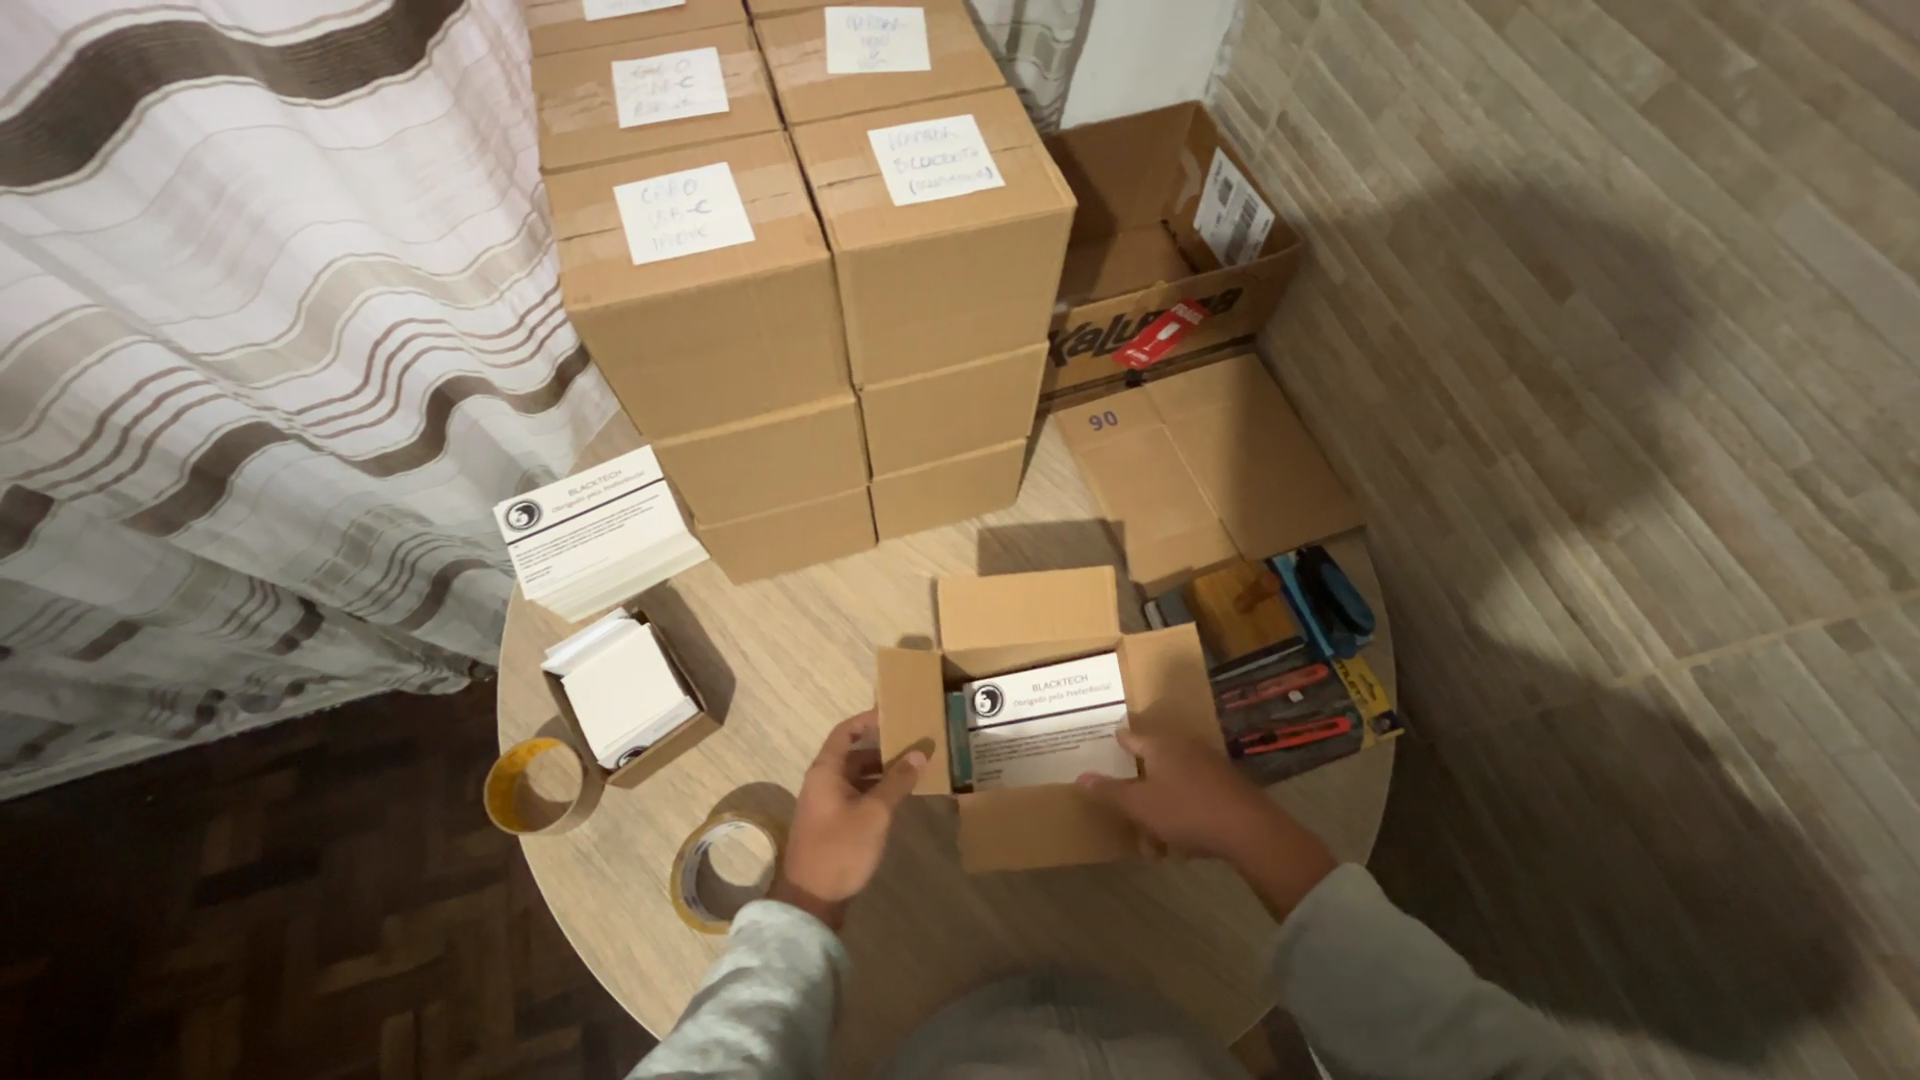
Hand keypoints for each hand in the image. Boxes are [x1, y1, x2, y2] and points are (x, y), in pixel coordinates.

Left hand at [768, 711, 926, 930]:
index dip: (867, 720)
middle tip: (912, 744)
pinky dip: (874, 790)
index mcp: (825, 771)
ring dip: (880, 771)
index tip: (893, 714)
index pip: (845, 732)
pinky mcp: (831, 823)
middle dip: (882, 748)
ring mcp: (825, 804)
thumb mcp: (875, 812)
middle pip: (852, 754)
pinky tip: (897, 797)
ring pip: (855, 776)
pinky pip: (854, 795)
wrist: (811, 898)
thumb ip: (897, 781)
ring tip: (911, 769)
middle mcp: (821, 782)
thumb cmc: (841, 848)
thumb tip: (919, 752)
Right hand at [1078, 730, 1335, 920]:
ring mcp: (1209, 767)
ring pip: (1172, 787)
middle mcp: (1184, 748)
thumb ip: (1109, 792)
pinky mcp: (1226, 788)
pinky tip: (1180, 846)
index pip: (1130, 737)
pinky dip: (1180, 817)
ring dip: (1158, 812)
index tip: (1103, 749)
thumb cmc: (1186, 811)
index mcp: (1161, 745)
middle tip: (1127, 814)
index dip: (1115, 744)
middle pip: (1152, 765)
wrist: (1250, 831)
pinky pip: (1192, 798)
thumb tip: (1080, 777)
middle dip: (1137, 792)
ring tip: (1153, 845)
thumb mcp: (1140, 805)